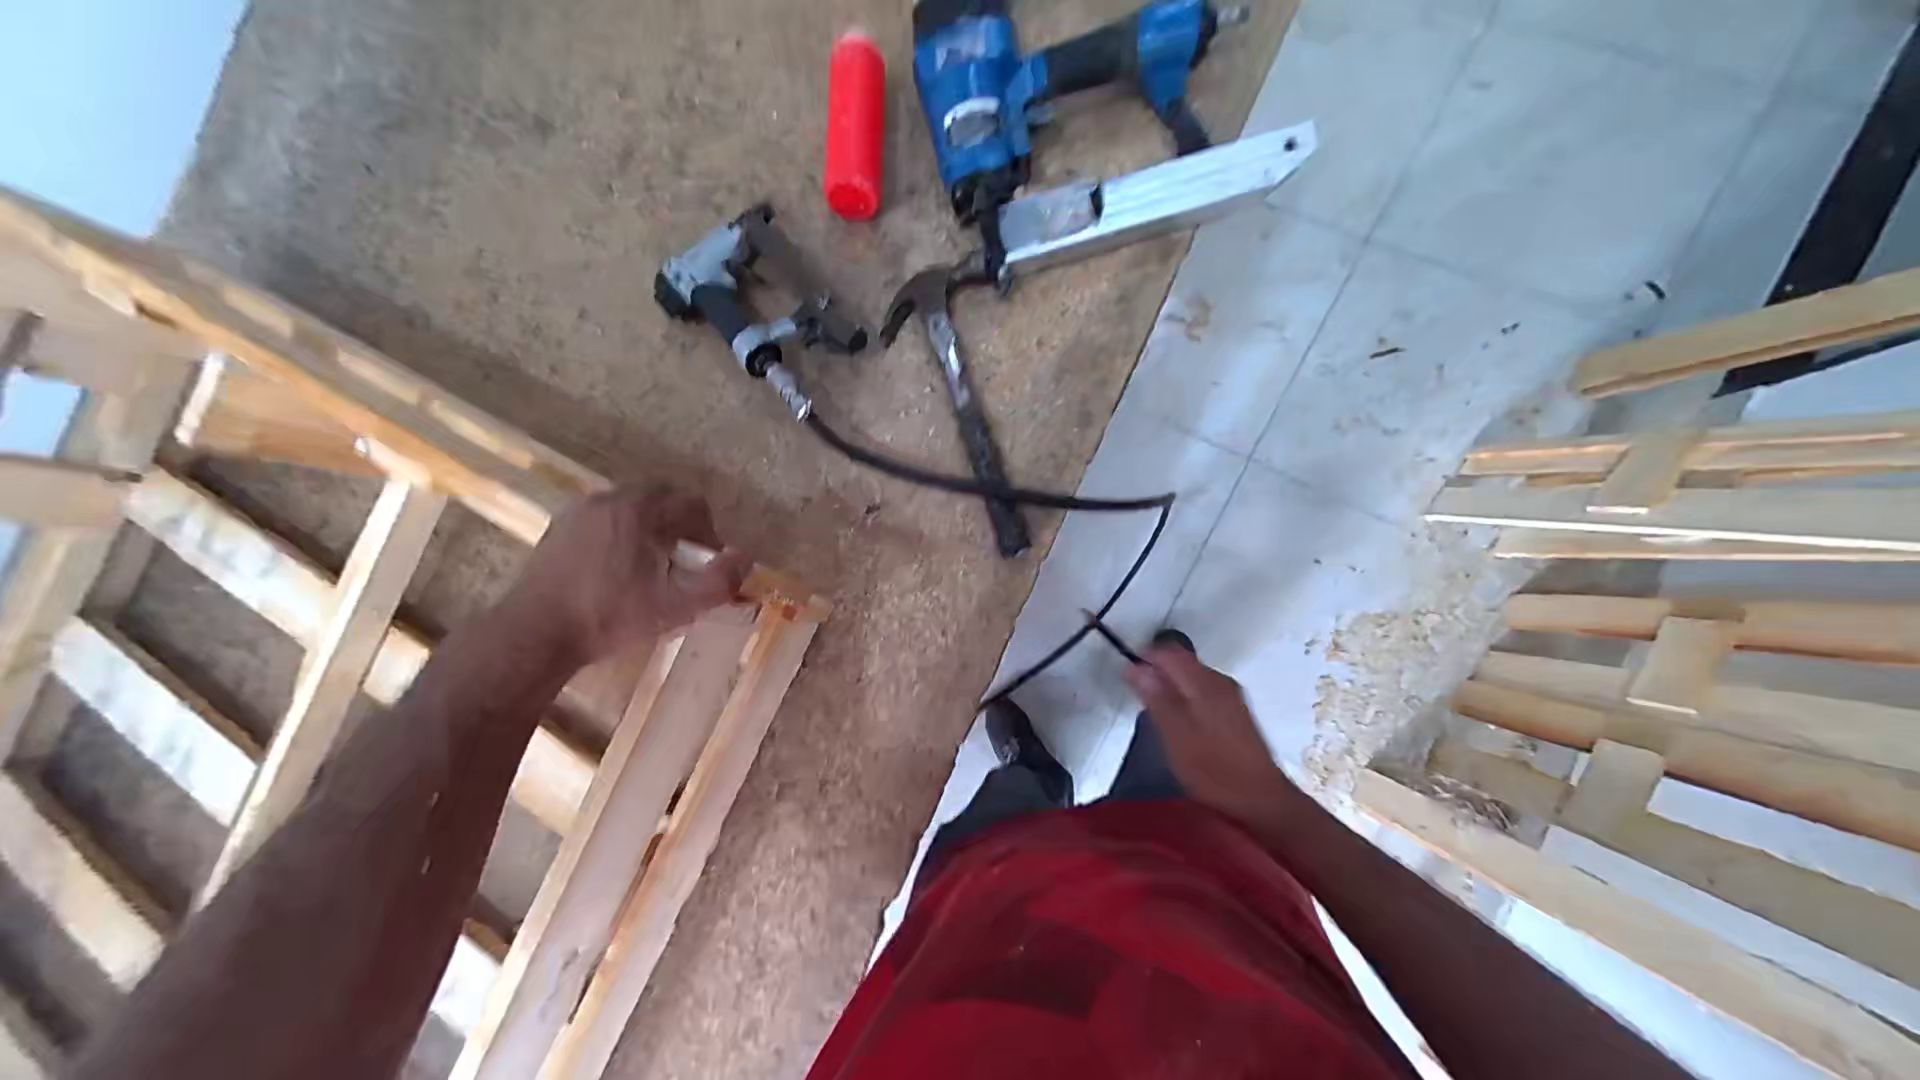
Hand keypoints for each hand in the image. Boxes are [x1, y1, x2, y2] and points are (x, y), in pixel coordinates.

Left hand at [504, 485, 752, 664]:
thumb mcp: (676, 607)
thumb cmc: (610, 618)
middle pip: (663, 497)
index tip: (706, 563)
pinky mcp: (561, 526)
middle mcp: (609, 499)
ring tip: (653, 566)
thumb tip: (746, 556)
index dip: (709, 532)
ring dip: (654, 527)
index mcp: (639, 511)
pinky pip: (608, 516)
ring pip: (634, 505)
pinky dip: (626, 531)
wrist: (535, 634)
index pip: (693, 504)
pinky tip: (620, 568)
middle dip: (683, 525)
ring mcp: (580, 510)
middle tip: (684, 561)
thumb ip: (720, 581)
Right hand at [1124, 646, 1294, 824]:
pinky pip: (1203, 689)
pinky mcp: (1236, 710)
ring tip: (1155, 710)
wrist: (1261, 800)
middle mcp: (1220, 681)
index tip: (1127, 676)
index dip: (1144, 658)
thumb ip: (1156, 698)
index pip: (1169, 652)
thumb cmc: (1213, 770)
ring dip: (1171, 684)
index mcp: (1204, 683)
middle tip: (1138, 696)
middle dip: (1157, 671)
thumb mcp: (1176, 736)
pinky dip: (1185, 695)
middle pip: (1182, 661)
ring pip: (1192, 675)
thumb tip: (1136, 668)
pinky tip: (1179, 720)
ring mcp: (1232, 695)